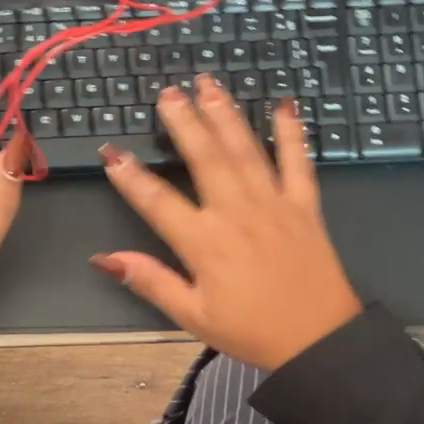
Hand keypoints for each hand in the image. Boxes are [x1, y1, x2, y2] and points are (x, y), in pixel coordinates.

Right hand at [91, 73, 361, 371]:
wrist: (318, 340)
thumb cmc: (250, 331)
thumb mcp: (192, 315)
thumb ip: (151, 281)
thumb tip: (105, 259)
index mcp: (204, 242)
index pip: (157, 202)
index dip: (130, 177)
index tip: (111, 153)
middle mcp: (236, 213)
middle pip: (204, 157)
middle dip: (184, 122)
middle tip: (168, 92)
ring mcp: (273, 204)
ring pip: (244, 149)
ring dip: (225, 114)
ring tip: (209, 84)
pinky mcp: (305, 206)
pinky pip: (298, 162)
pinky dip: (292, 133)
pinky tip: (284, 106)